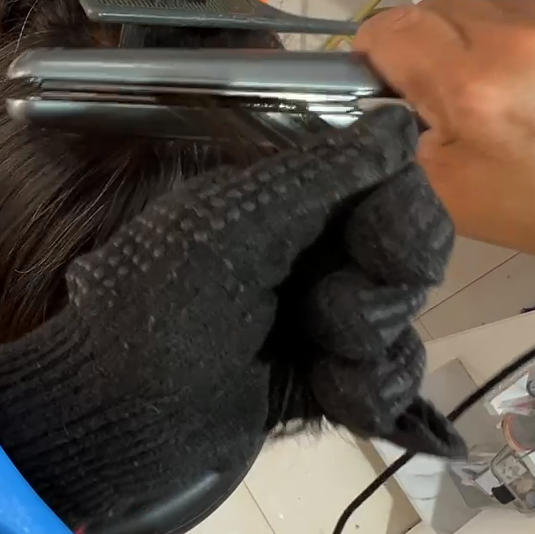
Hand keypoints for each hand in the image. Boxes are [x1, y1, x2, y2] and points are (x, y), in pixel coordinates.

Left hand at [0, 108, 460, 533]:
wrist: (124, 415)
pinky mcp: (322, 383)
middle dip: (379, 291)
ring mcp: (314, 321)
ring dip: (367, 344)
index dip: (399, 214)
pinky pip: (389, 378)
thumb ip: (320, 172)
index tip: (378, 250)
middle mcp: (303, 254)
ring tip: (318, 364)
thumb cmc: (166, 306)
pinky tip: (330, 394)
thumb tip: (398, 118)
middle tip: (325, 317)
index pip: (385, 184)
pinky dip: (368, 390)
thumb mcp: (233, 225)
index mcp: (280, 204)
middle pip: (410, 252)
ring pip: (400, 318)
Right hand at [355, 0, 534, 271]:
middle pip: (436, 8)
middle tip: (439, 90)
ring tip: (500, 87)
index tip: (379, 74)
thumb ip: (398, 132)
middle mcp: (525, 36)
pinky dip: (527, 38)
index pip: (392, 28)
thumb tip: (385, 98)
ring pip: (489, 4)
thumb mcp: (438, 186)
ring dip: (475, 38)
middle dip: (423, 44)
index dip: (373, 50)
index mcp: (473, 85)